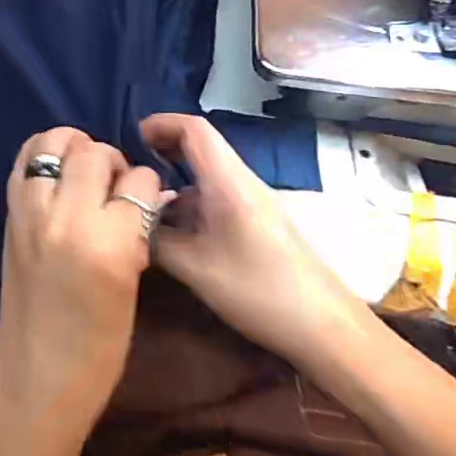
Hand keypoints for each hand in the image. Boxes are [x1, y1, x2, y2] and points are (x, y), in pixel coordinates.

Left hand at [0, 128, 159, 429]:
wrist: (36, 368)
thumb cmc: (98, 344)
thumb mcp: (130, 286)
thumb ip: (133, 234)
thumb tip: (143, 197)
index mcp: (107, 242)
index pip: (138, 182)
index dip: (147, 185)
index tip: (146, 196)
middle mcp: (65, 216)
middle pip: (93, 153)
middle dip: (112, 160)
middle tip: (114, 182)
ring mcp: (30, 211)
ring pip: (50, 144)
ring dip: (72, 146)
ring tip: (82, 166)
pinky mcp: (10, 213)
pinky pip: (23, 163)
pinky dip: (41, 156)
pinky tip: (55, 170)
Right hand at [142, 113, 369, 366]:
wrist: (328, 332)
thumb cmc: (260, 292)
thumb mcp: (193, 268)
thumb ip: (153, 238)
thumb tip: (126, 219)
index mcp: (229, 183)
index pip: (193, 128)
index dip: (159, 124)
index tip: (129, 139)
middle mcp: (242, 184)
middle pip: (199, 147)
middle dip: (160, 150)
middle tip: (127, 170)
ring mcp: (253, 204)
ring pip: (205, 176)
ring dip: (172, 181)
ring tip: (139, 203)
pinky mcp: (257, 224)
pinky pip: (215, 198)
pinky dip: (187, 203)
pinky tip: (169, 231)